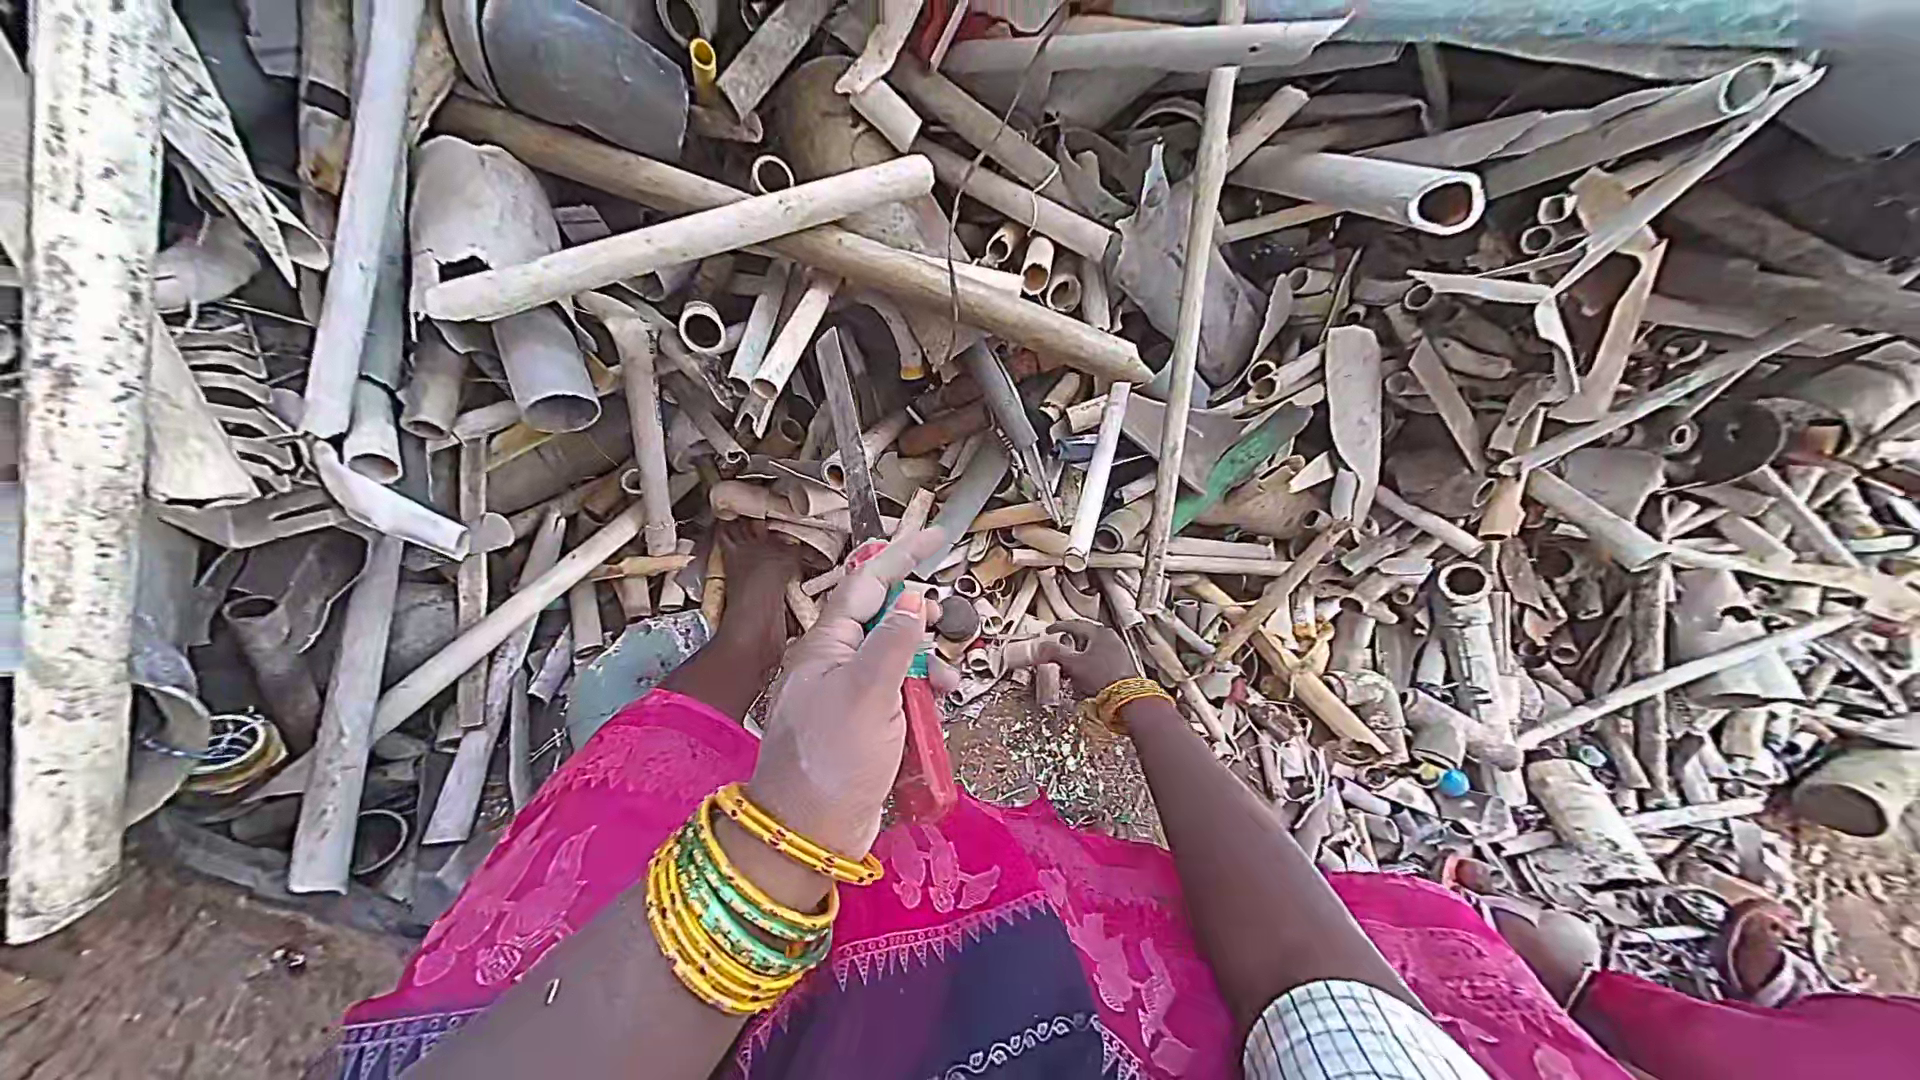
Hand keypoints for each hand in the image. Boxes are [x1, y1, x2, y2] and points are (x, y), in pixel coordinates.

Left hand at [745, 529, 944, 859]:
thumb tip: (914, 599)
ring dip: (926, 662)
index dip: (902, 556)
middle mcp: (839, 659)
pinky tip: (935, 704)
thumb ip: (893, 642)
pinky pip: (901, 689)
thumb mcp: (868, 693)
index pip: (868, 583)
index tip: (936, 536)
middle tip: (948, 622)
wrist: (811, 832)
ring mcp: (854, 690)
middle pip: (886, 617)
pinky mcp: (868, 719)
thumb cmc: (833, 758)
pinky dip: (921, 691)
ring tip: (945, 683)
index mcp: (829, 643)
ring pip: (899, 655)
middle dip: (920, 618)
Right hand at [1040, 620, 1139, 696]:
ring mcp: (1119, 651)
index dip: (1058, 627)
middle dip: (1069, 643)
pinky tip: (1084, 673)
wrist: (1127, 698)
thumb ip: (1055, 653)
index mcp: (1099, 632)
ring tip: (1070, 664)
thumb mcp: (1072, 664)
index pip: (1074, 624)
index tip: (1049, 632)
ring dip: (1079, 654)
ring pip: (1093, 647)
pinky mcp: (1122, 664)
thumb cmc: (1101, 677)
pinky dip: (1089, 662)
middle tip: (1059, 649)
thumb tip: (1042, 647)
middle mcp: (1111, 638)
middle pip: (1085, 635)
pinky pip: (1101, 657)